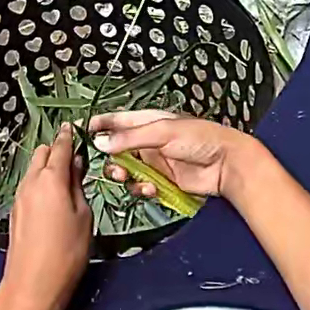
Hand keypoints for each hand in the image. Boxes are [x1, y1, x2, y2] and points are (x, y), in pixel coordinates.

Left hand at [0, 124, 91, 309]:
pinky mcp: (16, 212)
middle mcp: (31, 183)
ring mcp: (20, 197)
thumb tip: (75, 166)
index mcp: (51, 179)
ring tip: (66, 176)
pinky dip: (41, 183)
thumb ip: (78, 186)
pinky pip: (29, 186)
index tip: (74, 127)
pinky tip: (53, 195)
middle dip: (57, 150)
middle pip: (42, 154)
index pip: (60, 147)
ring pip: (34, 169)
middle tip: (74, 155)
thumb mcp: (84, 216)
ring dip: (48, 167)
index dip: (69, 136)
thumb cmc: (67, 252)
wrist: (33, 284)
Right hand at [89, 110, 266, 201]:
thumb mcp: (163, 132)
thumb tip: (102, 142)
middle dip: (111, 159)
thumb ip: (130, 138)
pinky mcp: (162, 181)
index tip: (81, 130)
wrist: (227, 165)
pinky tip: (150, 188)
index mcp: (149, 121)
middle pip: (117, 150)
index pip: (117, 121)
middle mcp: (149, 141)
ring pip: (127, 171)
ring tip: (128, 178)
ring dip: (124, 176)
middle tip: (111, 166)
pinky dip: (141, 188)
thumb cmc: (203, 138)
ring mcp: (155, 162)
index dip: (99, 124)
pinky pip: (141, 186)